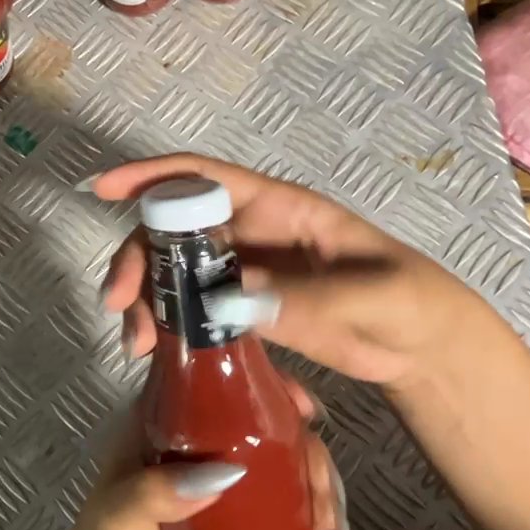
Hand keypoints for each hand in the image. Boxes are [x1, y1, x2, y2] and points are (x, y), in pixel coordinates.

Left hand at [50, 384, 345, 529]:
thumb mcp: (123, 512)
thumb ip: (158, 493)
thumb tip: (227, 473)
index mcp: (163, 419)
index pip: (215, 382)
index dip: (262, 383)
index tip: (302, 406)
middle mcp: (197, 438)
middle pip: (262, 422)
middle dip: (304, 446)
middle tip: (322, 485)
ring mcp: (219, 476)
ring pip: (279, 461)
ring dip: (314, 484)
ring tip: (327, 528)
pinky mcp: (236, 512)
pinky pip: (281, 501)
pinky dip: (308, 514)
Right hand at [90, 153, 503, 388]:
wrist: (424, 351)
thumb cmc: (410, 301)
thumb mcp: (375, 294)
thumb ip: (309, 296)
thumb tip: (230, 299)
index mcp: (274, 206)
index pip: (202, 178)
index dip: (150, 176)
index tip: (105, 188)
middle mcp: (245, 232)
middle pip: (169, 230)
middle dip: (136, 259)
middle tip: (121, 302)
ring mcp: (237, 273)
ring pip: (168, 273)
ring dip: (143, 301)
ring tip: (139, 344)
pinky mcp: (237, 311)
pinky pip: (184, 310)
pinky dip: (161, 327)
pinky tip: (155, 354)